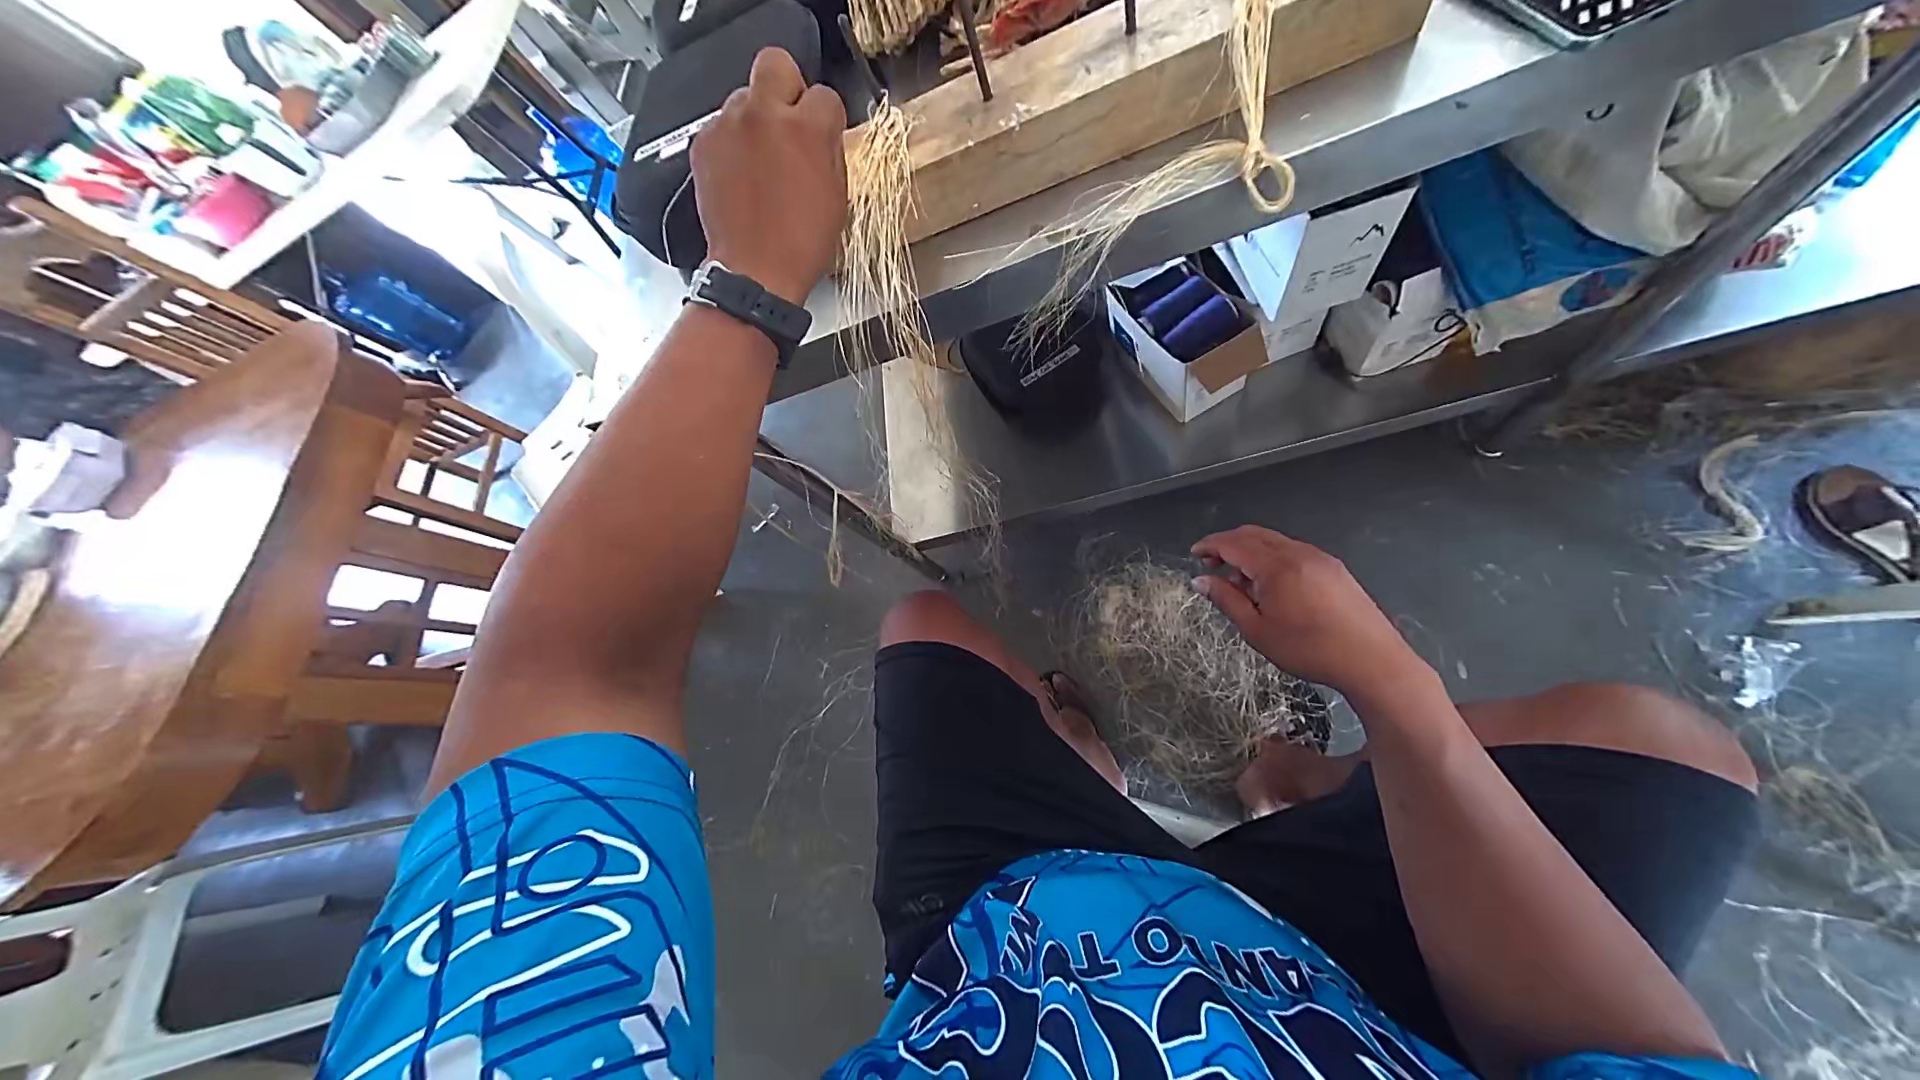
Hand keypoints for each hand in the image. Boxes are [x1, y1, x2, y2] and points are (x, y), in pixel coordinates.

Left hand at [690, 48, 847, 304]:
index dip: (826, 117)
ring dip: (756, 120)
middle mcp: (765, 115)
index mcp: (808, 129)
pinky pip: (722, 127)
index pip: (824, 95)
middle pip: (775, 64)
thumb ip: (830, 153)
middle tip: (790, 121)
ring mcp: (729, 126)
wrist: (756, 272)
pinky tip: (743, 175)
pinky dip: (733, 144)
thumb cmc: (800, 245)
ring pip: (745, 97)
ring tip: (763, 162)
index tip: (823, 133)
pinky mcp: (704, 143)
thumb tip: (823, 137)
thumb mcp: (837, 199)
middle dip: (787, 87)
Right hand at [1190, 525, 1430, 699]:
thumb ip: (1226, 600)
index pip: (1233, 543)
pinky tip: (1270, 585)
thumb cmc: (1309, 650)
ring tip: (1239, 581)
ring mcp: (1320, 558)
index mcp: (1276, 566)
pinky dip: (1271, 558)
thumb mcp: (1257, 630)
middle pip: (1254, 534)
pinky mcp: (1334, 568)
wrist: (1373, 662)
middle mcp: (1298, 553)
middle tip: (1210, 564)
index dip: (1210, 546)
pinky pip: (1293, 551)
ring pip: (1275, 541)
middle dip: (1227, 544)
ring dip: (1250, 551)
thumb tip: (1200, 580)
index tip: (1193, 555)